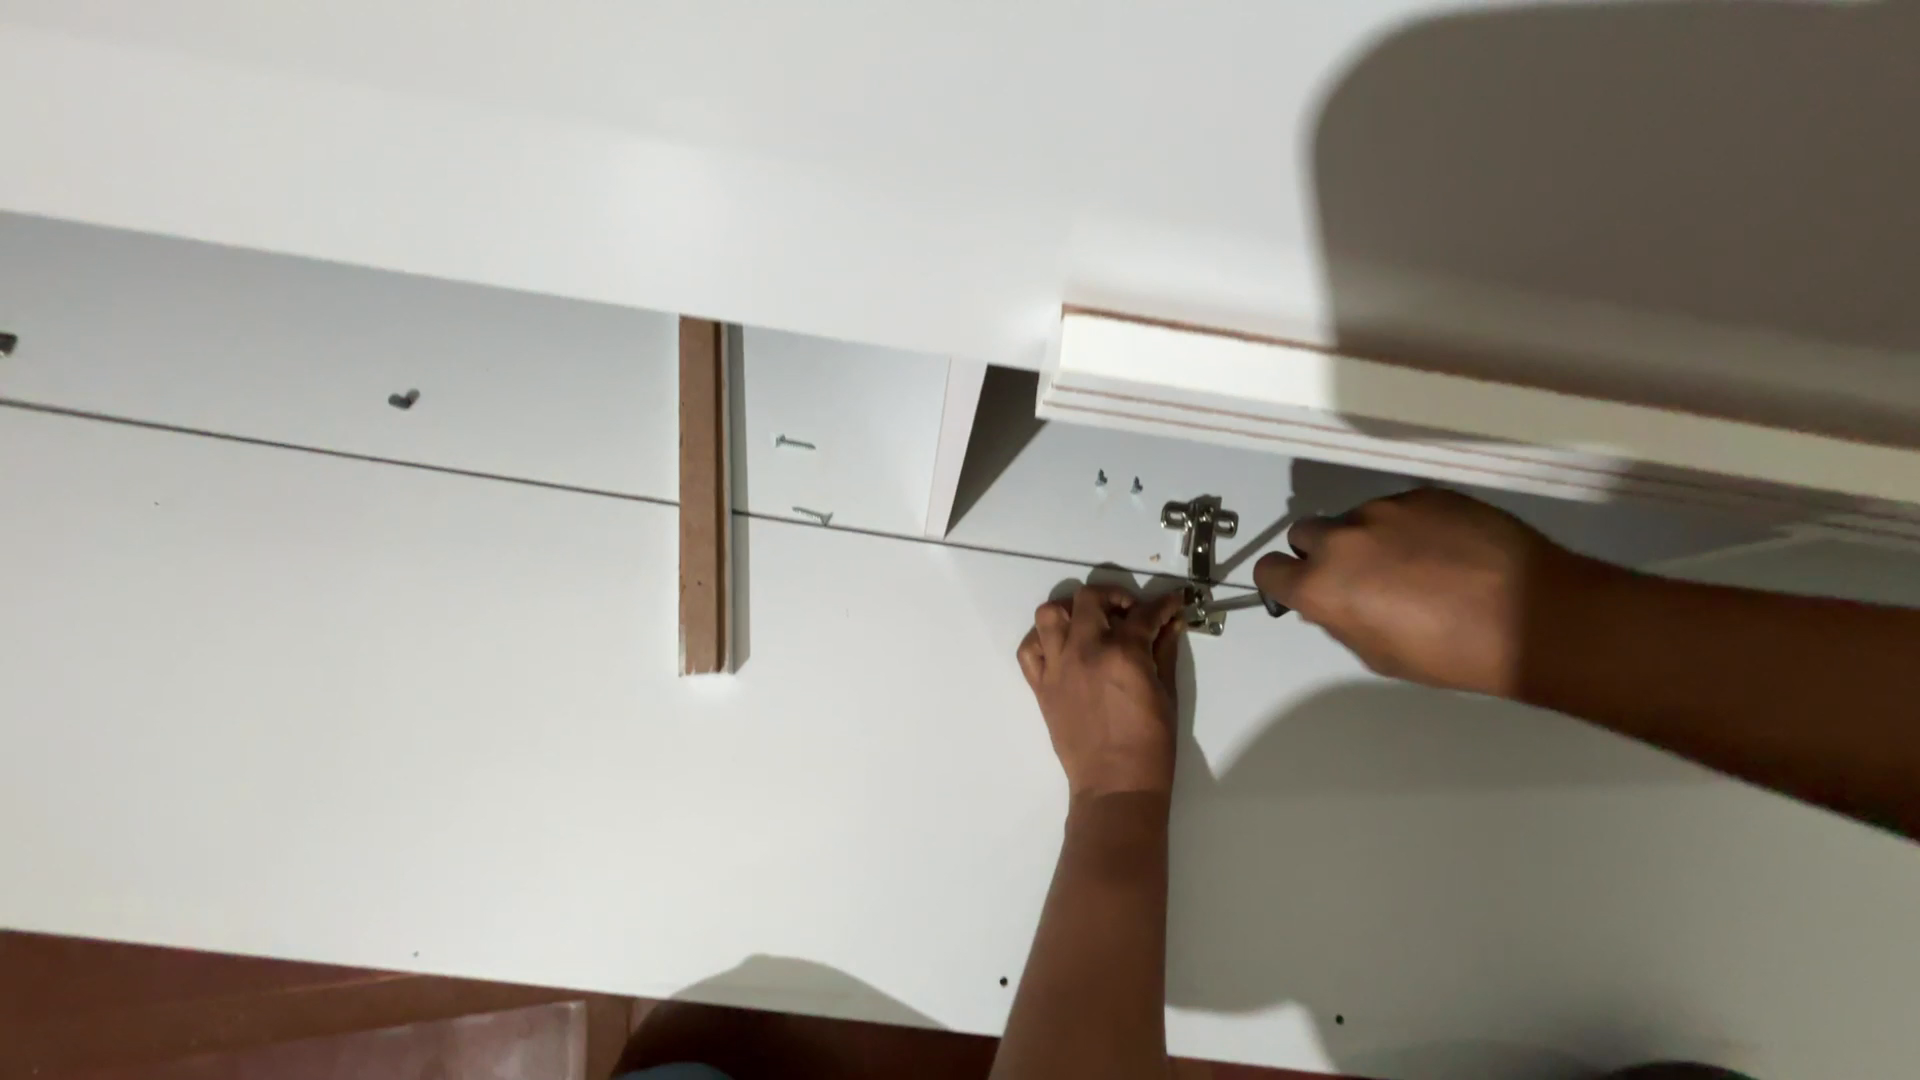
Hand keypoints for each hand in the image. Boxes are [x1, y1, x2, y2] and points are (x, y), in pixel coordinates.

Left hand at [1016, 585, 1186, 799]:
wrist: (1114, 785)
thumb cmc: (1150, 745)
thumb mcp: (1167, 694)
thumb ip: (1165, 652)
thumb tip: (1172, 623)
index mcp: (1123, 654)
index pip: (1144, 614)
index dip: (1163, 604)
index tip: (1172, 602)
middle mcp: (1085, 651)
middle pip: (1090, 599)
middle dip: (1114, 596)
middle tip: (1129, 612)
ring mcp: (1057, 666)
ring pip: (1050, 614)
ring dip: (1072, 610)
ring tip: (1089, 623)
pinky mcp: (1040, 685)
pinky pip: (1029, 649)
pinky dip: (1042, 639)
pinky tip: (1062, 647)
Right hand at [1253, 488, 1609, 696]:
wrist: (1534, 617)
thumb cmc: (1450, 653)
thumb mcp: (1377, 655)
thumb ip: (1339, 621)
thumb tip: (1330, 603)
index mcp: (1321, 586)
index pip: (1268, 569)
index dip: (1283, 581)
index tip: (1304, 589)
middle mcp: (1341, 539)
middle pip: (1304, 533)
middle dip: (1321, 552)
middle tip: (1361, 574)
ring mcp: (1384, 510)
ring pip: (1354, 519)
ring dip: (1368, 537)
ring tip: (1416, 562)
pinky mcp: (1424, 493)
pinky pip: (1398, 508)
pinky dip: (1409, 525)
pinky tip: (1445, 548)